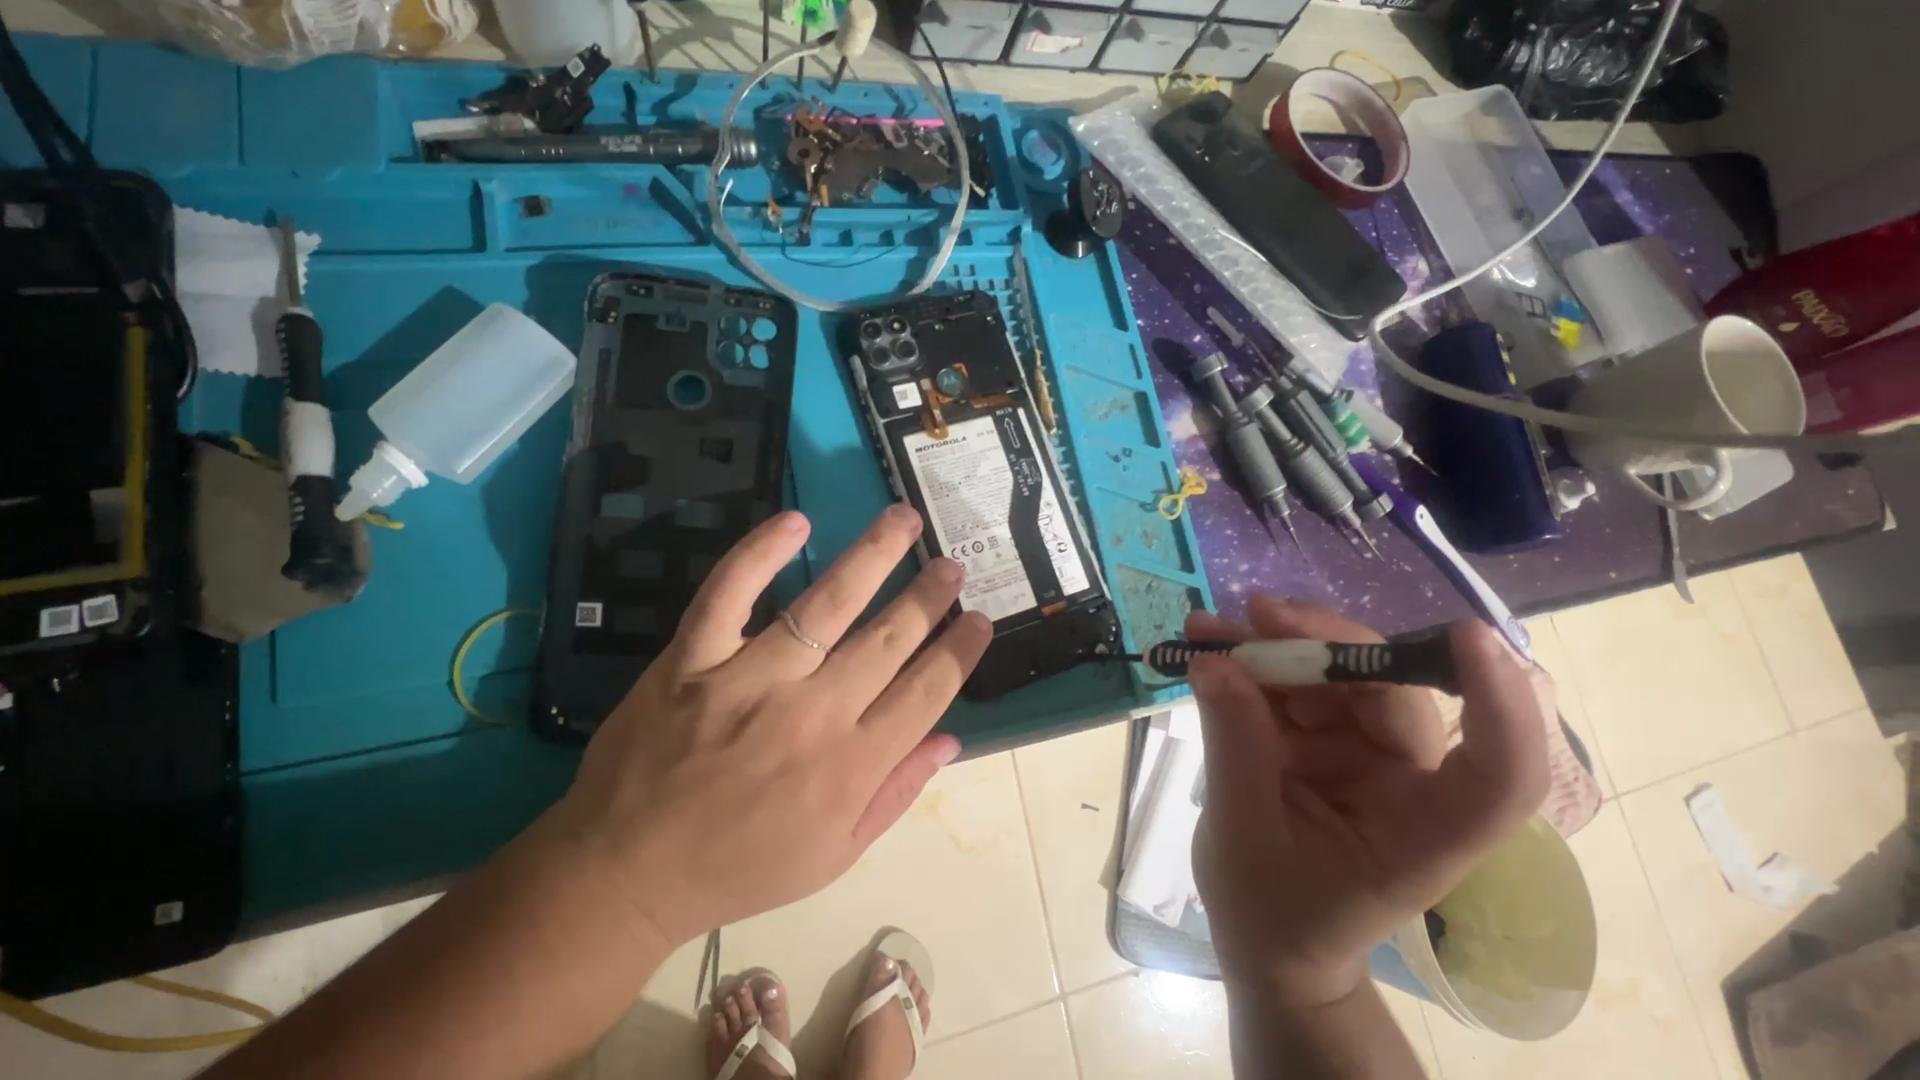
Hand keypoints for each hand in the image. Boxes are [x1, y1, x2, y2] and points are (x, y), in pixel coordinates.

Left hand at [549, 506, 990, 948]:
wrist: (627, 871)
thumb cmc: (739, 868)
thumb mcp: (833, 856)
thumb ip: (895, 794)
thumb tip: (951, 739)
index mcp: (850, 767)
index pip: (925, 692)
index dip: (959, 651)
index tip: (979, 618)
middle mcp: (811, 715)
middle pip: (887, 640)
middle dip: (928, 597)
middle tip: (952, 562)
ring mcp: (748, 680)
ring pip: (825, 605)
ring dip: (872, 557)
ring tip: (904, 520)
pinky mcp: (692, 660)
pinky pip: (728, 594)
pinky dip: (759, 554)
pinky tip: (795, 523)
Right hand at [1185, 596, 1547, 1007]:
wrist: (1266, 939)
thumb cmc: (1273, 912)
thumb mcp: (1244, 836)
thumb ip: (1235, 746)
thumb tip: (1213, 660)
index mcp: (1425, 831)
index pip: (1498, 772)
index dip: (1498, 703)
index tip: (1464, 634)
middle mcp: (1412, 780)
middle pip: (1396, 694)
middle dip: (1328, 645)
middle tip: (1257, 614)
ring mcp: (1372, 752)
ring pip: (1344, 676)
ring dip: (1280, 644)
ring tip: (1210, 627)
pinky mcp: (1333, 737)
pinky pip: (1301, 684)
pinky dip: (1257, 661)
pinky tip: (1212, 640)